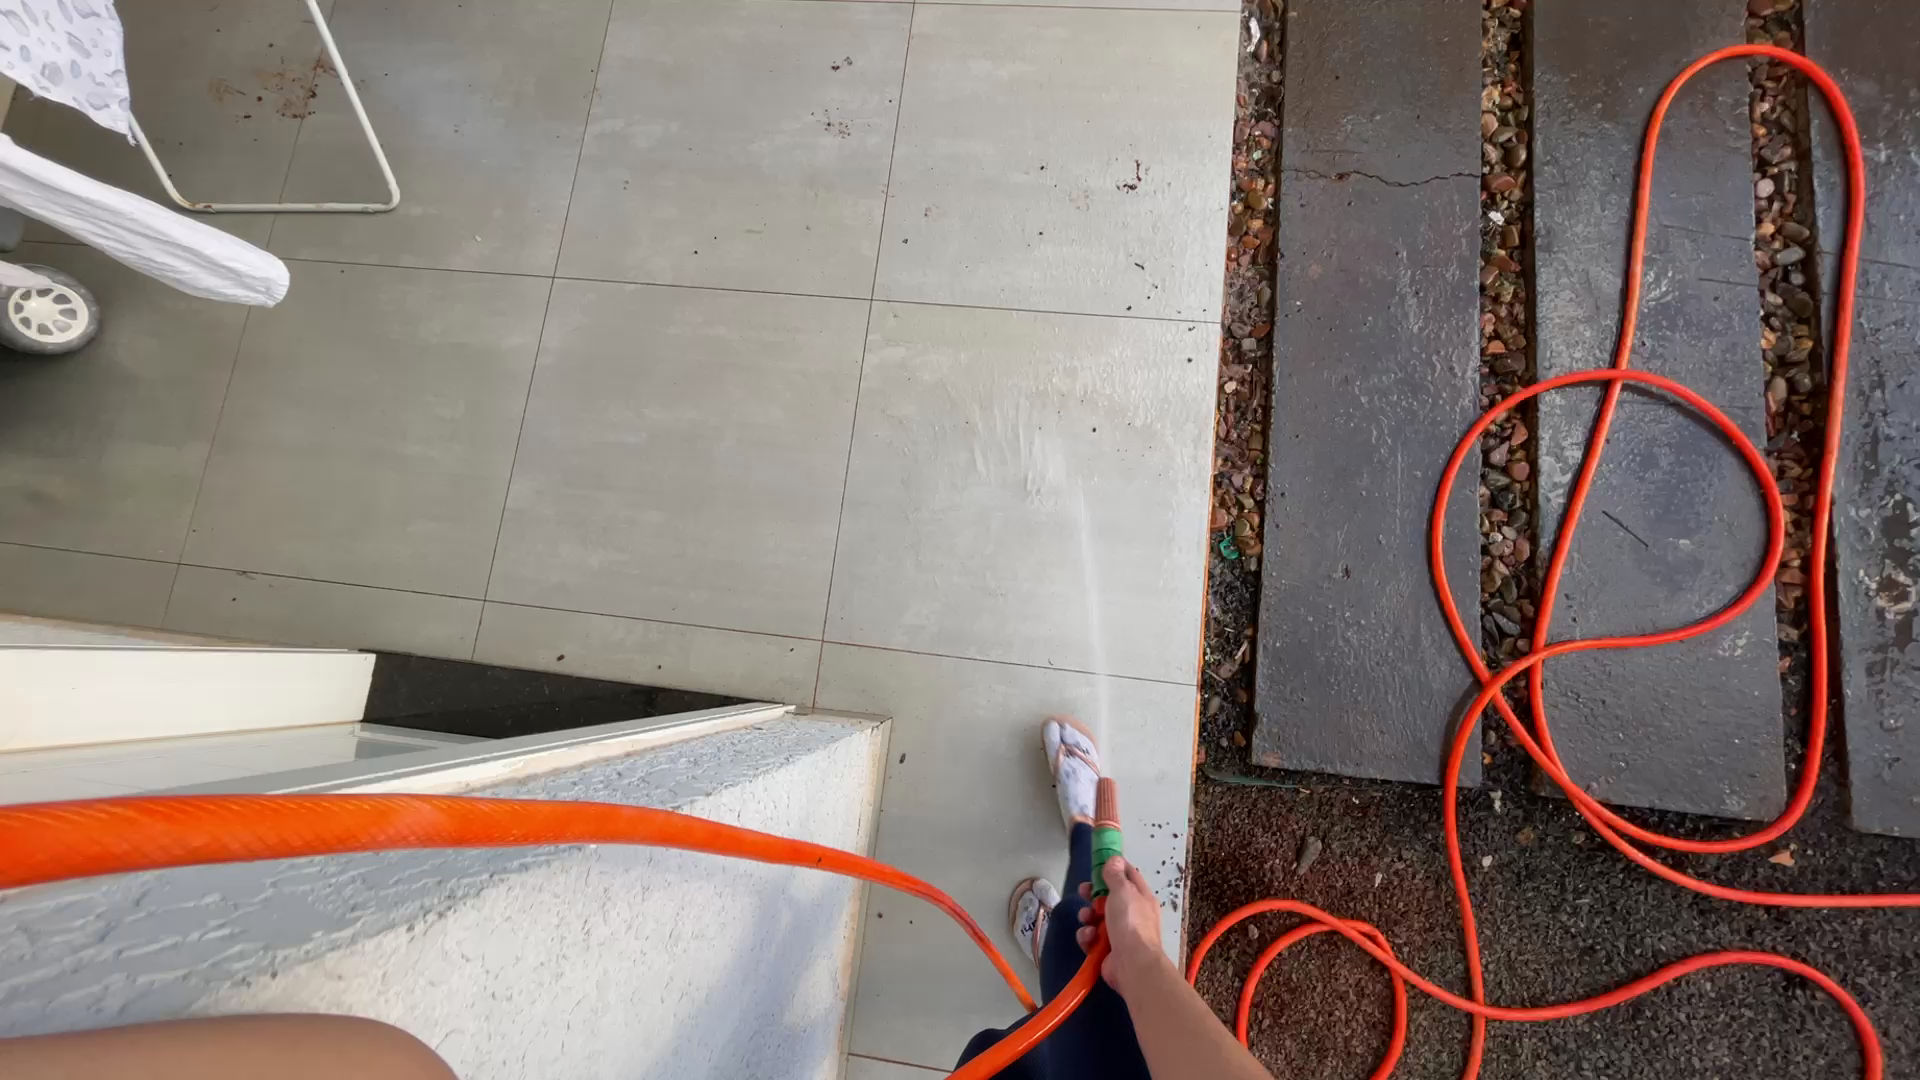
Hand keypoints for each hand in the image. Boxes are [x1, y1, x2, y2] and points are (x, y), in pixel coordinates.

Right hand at [1074, 857, 1172, 998]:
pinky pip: (1091, 937)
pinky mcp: (1107, 950)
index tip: (1098, 863)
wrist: (1133, 965)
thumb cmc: (1130, 922)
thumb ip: (1115, 874)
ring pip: (1096, 917)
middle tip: (1084, 892)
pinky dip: (1088, 937)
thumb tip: (1114, 859)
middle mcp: (1132, 914)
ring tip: (1087, 920)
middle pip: (1108, 896)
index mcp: (1141, 897)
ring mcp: (1119, 933)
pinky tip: (1090, 938)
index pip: (1128, 874)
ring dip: (1087, 916)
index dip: (1114, 867)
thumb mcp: (1123, 891)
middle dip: (1093, 894)